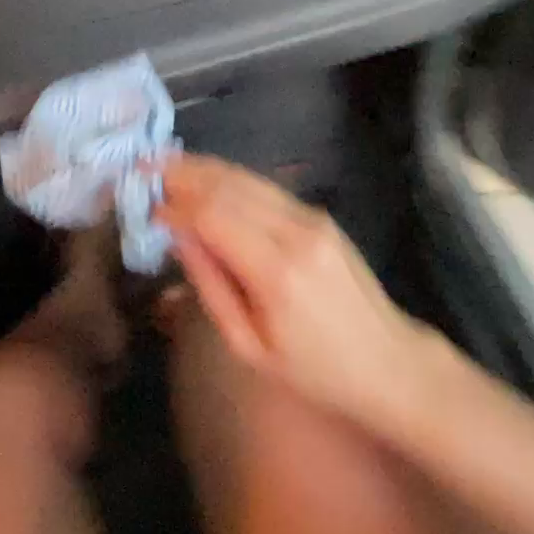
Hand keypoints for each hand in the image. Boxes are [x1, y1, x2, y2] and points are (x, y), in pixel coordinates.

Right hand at [157, 154, 443, 435]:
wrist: (389, 363)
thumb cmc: (314, 371)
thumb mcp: (249, 346)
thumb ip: (211, 286)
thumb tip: (178, 237)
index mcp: (276, 271)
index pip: (213, 216)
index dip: (175, 206)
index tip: (144, 205)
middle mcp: (296, 232)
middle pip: (229, 186)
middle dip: (183, 173)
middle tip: (143, 165)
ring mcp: (312, 219)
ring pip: (247, 178)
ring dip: (204, 168)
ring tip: (166, 162)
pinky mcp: (319, 216)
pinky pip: (265, 188)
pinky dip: (229, 178)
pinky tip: (206, 177)